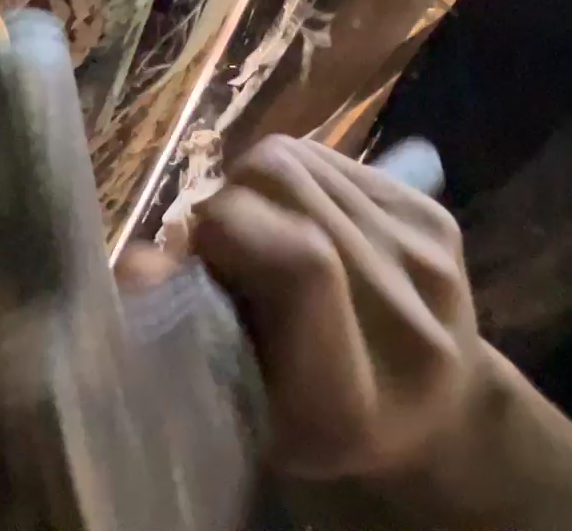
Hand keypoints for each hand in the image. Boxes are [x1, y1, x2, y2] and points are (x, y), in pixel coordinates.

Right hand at [185, 136, 486, 481]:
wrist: (436, 406)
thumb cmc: (309, 417)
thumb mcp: (236, 397)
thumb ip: (182, 330)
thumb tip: (135, 260)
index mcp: (351, 398)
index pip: (299, 263)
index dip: (228, 232)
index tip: (197, 257)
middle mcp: (409, 320)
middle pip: (284, 183)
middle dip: (228, 199)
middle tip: (224, 245)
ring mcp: (428, 256)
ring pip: (296, 157)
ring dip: (256, 184)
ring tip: (262, 231)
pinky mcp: (434, 213)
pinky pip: (324, 154)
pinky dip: (291, 177)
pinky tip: (301, 219)